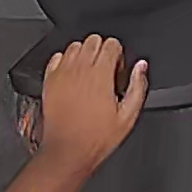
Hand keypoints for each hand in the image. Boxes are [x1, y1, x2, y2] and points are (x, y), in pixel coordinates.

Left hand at [38, 35, 148, 175]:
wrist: (67, 152)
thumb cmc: (96, 137)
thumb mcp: (128, 116)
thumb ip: (138, 86)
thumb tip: (141, 66)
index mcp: (101, 74)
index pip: (111, 43)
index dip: (118, 54)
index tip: (117, 69)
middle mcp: (80, 69)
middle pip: (93, 39)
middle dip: (102, 50)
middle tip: (105, 70)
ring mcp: (62, 73)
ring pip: (75, 45)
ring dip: (84, 54)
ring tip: (88, 72)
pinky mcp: (49, 80)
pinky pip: (57, 57)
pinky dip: (65, 61)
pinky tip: (72, 76)